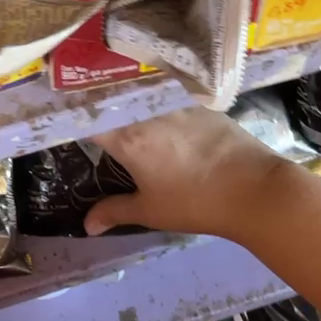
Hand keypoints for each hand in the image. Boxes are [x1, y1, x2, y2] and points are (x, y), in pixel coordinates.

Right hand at [85, 107, 300, 238]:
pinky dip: (160, 101)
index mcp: (127, 137)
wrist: (256, 190)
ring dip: (130, 101)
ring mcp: (175, 103)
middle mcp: (146, 112)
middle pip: (114, 101)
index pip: (88, 118)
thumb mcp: (151, 211)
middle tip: (91, 113)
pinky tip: (164, 112)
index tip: (64, 121)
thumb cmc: (196, 203)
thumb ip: (115, 212)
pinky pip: (169, 96)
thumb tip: (87, 225)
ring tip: (125, 108)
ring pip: (141, 95)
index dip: (73, 118)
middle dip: (100, 106)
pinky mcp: (200, 102)